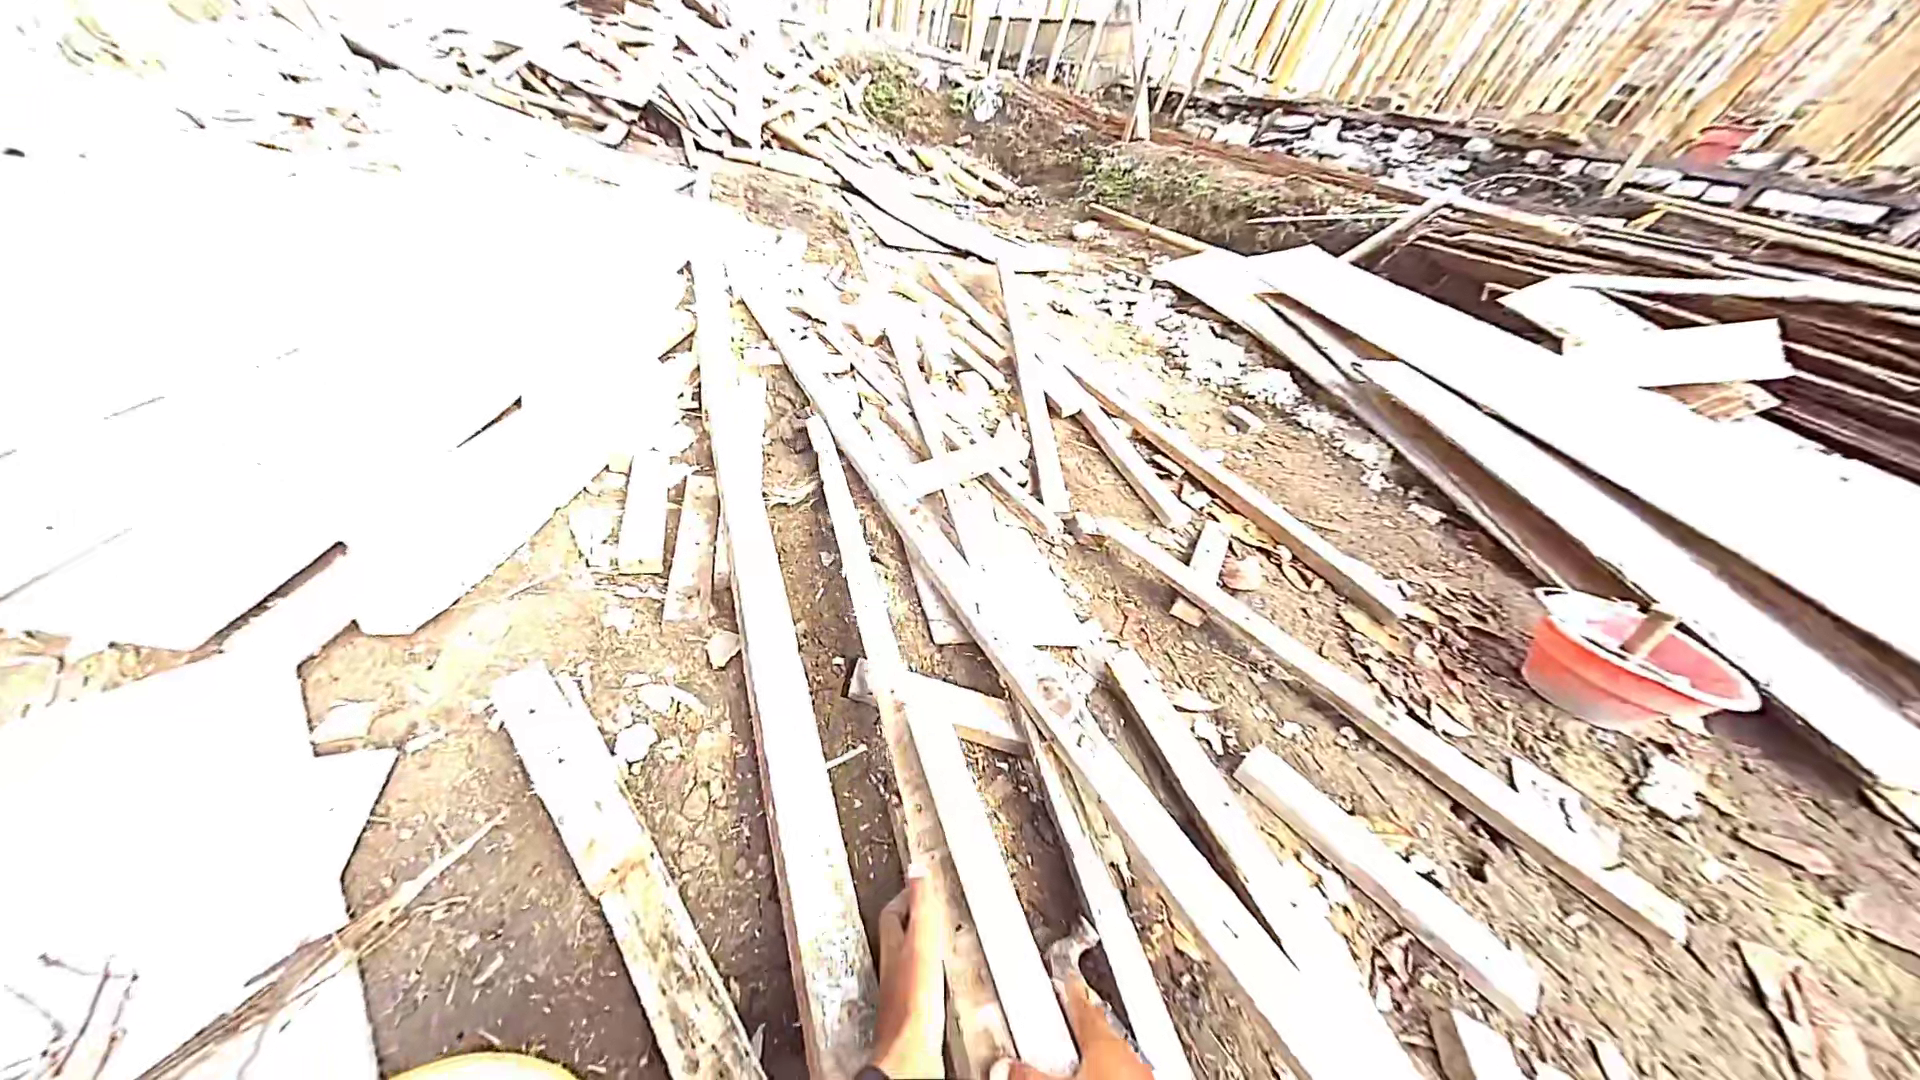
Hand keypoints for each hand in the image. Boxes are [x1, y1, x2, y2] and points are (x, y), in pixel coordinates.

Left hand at [869, 864, 948, 1078]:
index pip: (893, 911)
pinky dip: (933, 972)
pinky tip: (945, 978)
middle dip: (915, 918)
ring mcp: (903, 990)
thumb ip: (920, 906)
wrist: (912, 1055)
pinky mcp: (915, 1012)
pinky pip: (921, 981)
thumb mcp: (920, 941)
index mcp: (894, 945)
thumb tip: (916, 868)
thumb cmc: (913, 1001)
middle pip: (900, 933)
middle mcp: (895, 966)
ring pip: (910, 956)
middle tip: (932, 906)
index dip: (906, 896)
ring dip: (924, 944)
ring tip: (943, 936)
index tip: (921, 882)